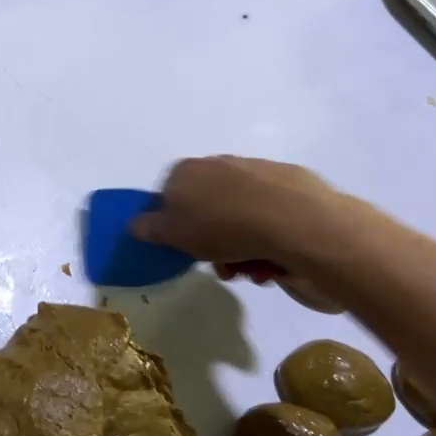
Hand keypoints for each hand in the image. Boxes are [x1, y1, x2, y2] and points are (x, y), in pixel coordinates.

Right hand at [131, 156, 349, 273]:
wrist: (297, 223)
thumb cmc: (222, 227)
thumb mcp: (171, 234)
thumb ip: (147, 228)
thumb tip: (137, 223)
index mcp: (186, 170)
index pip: (170, 197)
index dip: (176, 227)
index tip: (187, 250)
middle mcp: (220, 163)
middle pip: (208, 208)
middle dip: (213, 241)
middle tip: (223, 267)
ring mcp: (259, 171)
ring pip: (241, 215)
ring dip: (242, 247)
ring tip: (254, 271)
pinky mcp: (294, 185)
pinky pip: (272, 216)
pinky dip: (270, 238)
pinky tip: (276, 259)